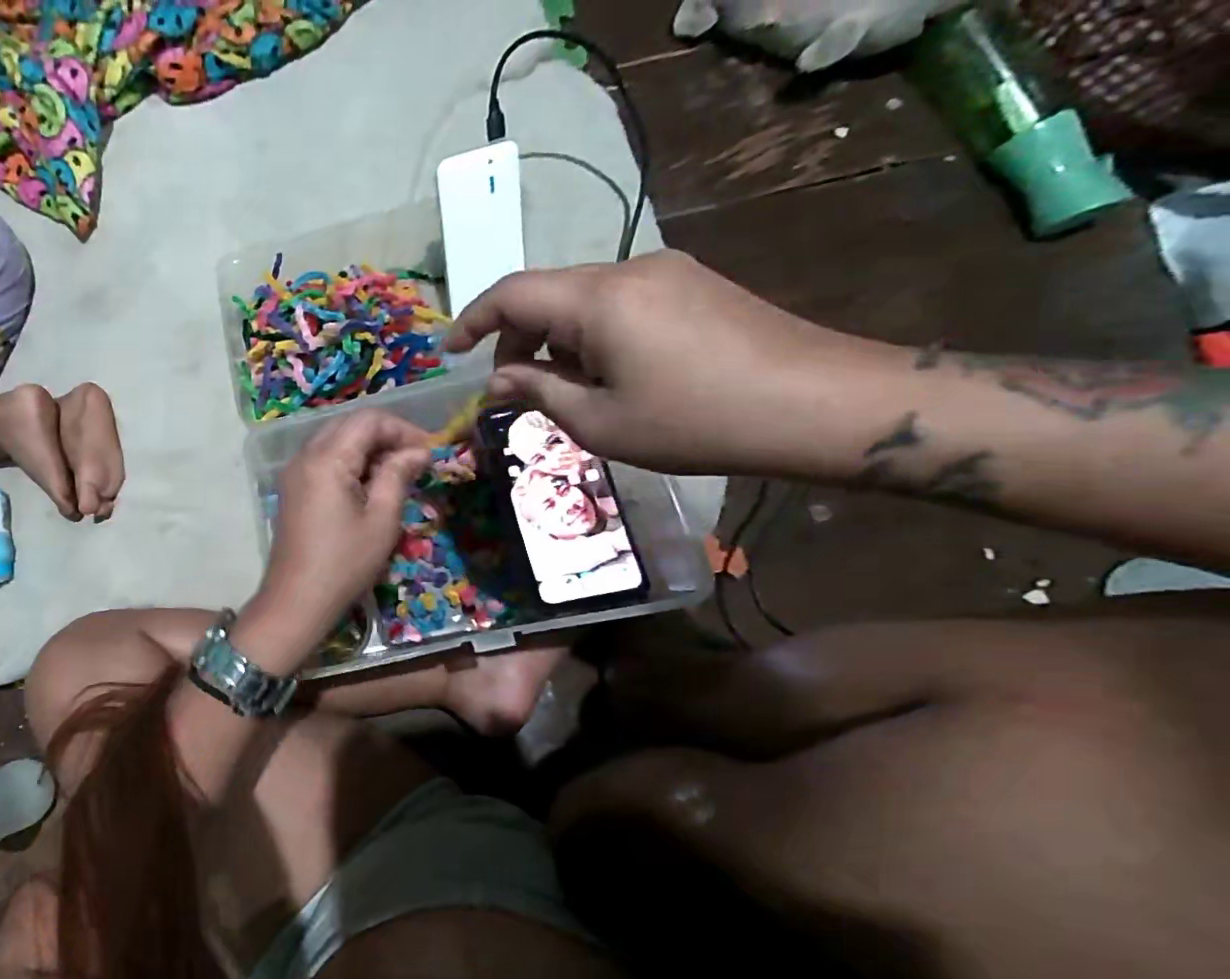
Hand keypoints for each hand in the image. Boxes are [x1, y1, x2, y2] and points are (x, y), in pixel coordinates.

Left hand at [240, 412, 431, 671]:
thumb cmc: (344, 563)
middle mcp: (304, 456)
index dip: (403, 429)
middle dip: (385, 436)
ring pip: (335, 441)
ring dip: (368, 449)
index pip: (368, 420)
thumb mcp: (381, 520)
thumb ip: (398, 476)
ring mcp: (294, 473)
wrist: (296, 601)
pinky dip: (349, 463)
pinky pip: (323, 460)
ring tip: (397, 473)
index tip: (429, 451)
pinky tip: (370, 486)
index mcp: (326, 459)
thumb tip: (418, 452)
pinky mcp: (292, 490)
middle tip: (415, 460)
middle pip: (349, 425)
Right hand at [444, 251, 909, 476]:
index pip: (511, 292)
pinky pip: (618, 301)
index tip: (450, 354)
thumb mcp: (600, 420)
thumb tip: (498, 380)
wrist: (816, 403)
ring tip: (565, 390)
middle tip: (513, 389)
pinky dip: (591, 334)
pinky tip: (609, 373)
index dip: (472, 321)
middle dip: (515, 337)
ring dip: (555, 338)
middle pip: (546, 292)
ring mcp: (665, 272)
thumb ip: (538, 391)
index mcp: (598, 300)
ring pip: (582, 298)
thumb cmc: (694, 421)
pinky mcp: (692, 284)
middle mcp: (627, 270)